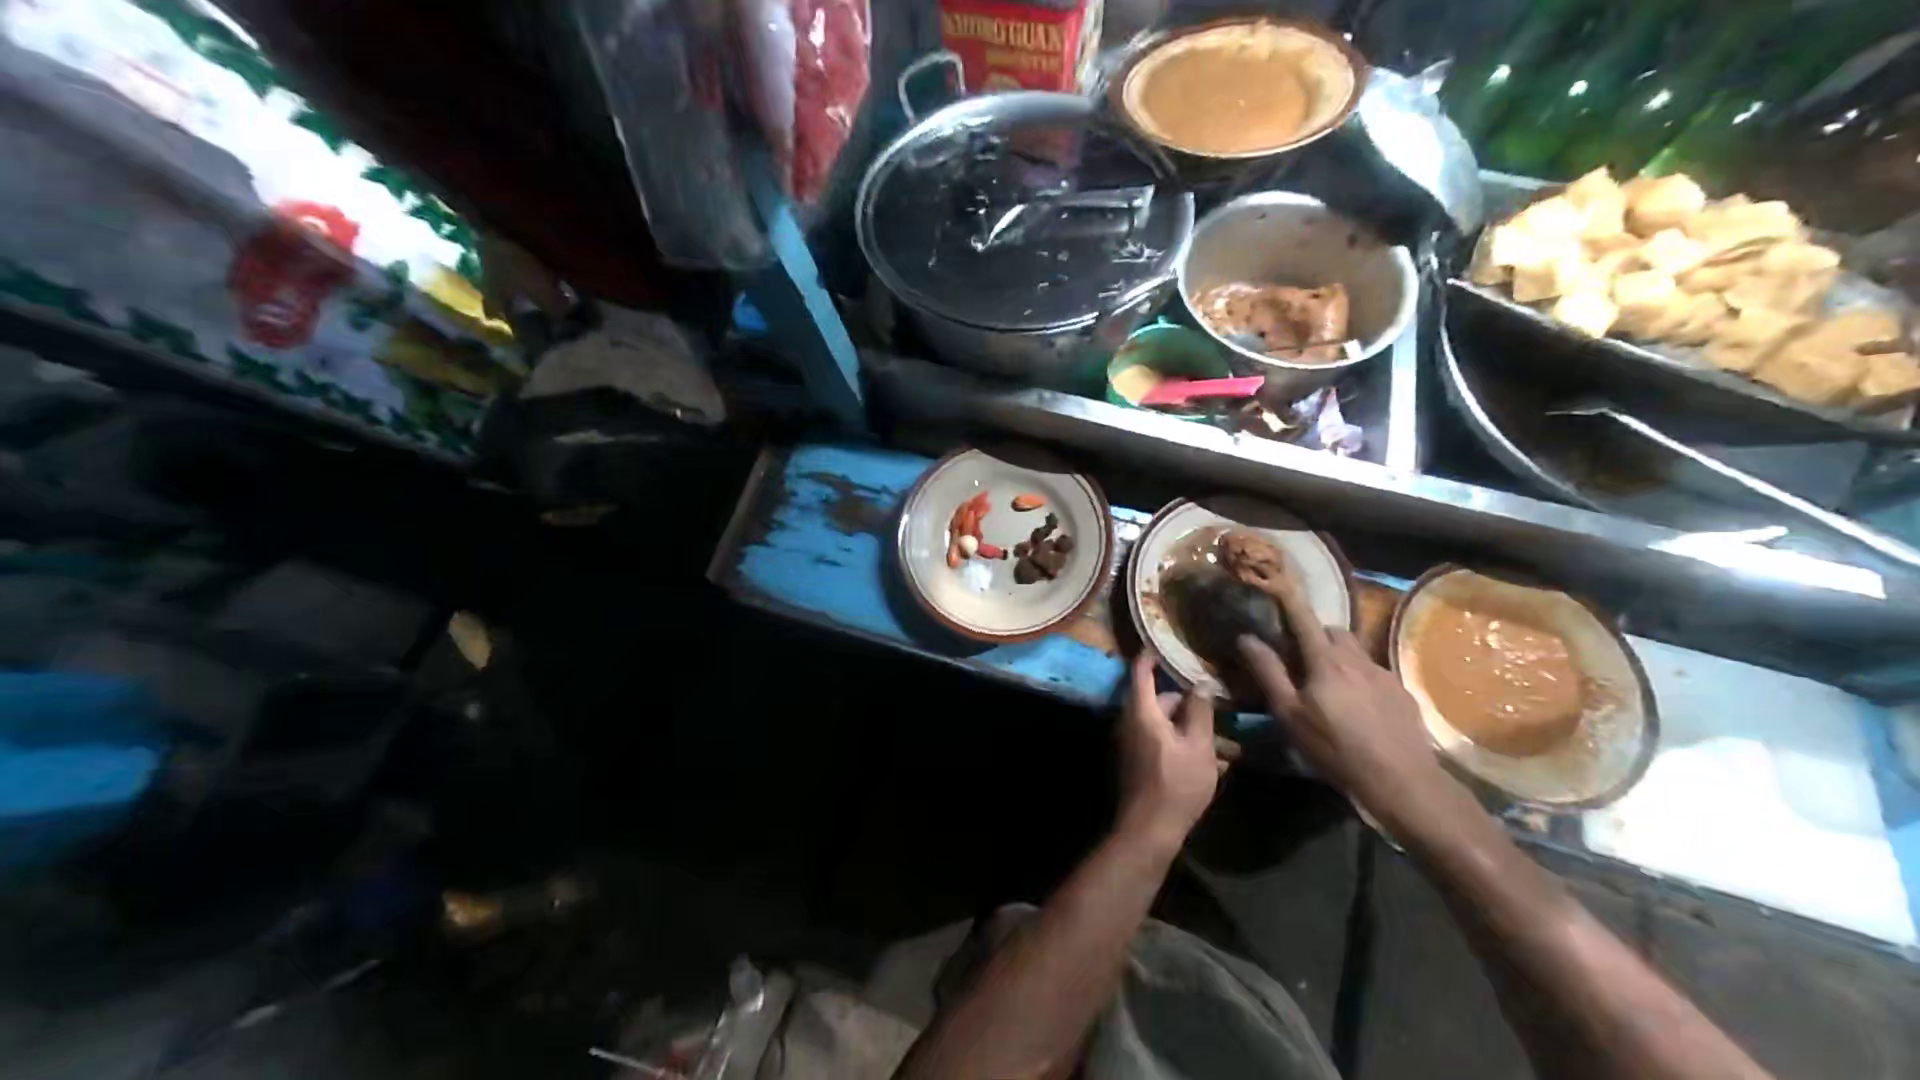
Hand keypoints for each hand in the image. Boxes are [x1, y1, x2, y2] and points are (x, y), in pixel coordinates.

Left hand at [1117, 651, 1222, 845]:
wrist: (1148, 829)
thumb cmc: (1176, 784)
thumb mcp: (1198, 746)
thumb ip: (1200, 711)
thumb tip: (1201, 684)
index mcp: (1140, 711)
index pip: (1141, 672)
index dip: (1151, 656)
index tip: (1164, 645)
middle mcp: (1129, 721)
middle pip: (1157, 700)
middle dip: (1186, 703)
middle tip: (1217, 706)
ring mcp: (1129, 742)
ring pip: (1162, 723)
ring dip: (1188, 727)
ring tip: (1224, 741)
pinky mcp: (1135, 761)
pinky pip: (1158, 741)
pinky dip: (1180, 743)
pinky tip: (1209, 759)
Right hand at [1234, 580, 1452, 830]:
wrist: (1402, 782)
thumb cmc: (1334, 748)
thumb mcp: (1289, 714)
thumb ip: (1268, 672)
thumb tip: (1246, 638)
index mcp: (1326, 661)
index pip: (1304, 619)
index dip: (1289, 601)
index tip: (1277, 585)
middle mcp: (1358, 659)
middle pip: (1335, 632)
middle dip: (1316, 634)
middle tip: (1300, 656)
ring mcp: (1385, 676)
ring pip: (1356, 653)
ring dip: (1338, 657)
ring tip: (1328, 685)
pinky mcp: (1403, 695)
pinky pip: (1375, 674)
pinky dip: (1359, 679)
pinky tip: (1357, 708)